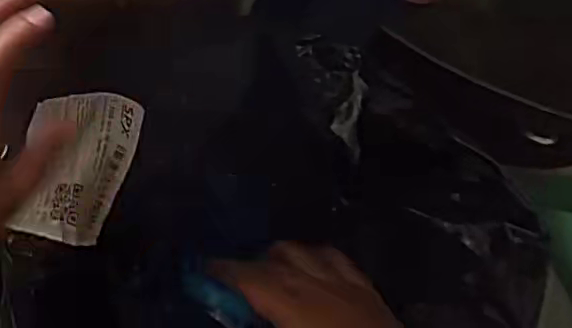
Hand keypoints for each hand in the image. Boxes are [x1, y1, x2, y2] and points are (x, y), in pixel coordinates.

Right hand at [209, 243, 400, 327]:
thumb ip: (263, 327)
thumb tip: (236, 317)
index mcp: (295, 307)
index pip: (248, 278)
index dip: (221, 272)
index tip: (201, 271)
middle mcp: (316, 285)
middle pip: (271, 261)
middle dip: (246, 268)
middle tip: (231, 286)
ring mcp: (346, 285)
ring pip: (299, 251)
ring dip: (278, 259)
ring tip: (268, 276)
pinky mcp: (370, 294)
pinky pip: (335, 259)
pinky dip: (315, 259)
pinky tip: (311, 271)